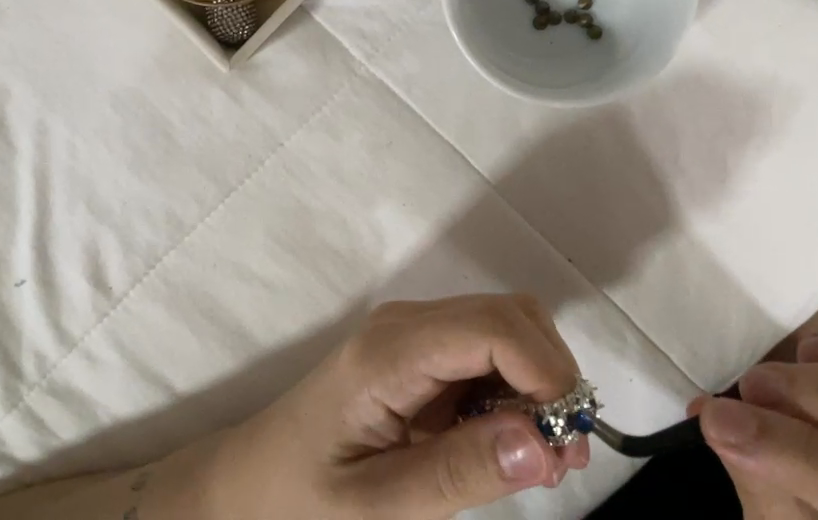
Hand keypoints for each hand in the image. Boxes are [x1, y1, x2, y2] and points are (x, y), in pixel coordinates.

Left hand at [208, 295, 589, 519]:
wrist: (250, 484)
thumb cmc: (301, 498)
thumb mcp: (376, 506)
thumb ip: (457, 474)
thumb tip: (542, 442)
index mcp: (390, 352)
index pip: (491, 327)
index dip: (545, 371)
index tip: (567, 442)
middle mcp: (407, 325)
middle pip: (509, 317)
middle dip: (551, 377)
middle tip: (563, 458)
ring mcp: (415, 335)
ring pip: (507, 330)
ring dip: (540, 384)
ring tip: (544, 459)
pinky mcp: (422, 356)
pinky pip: (488, 355)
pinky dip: (518, 391)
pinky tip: (511, 443)